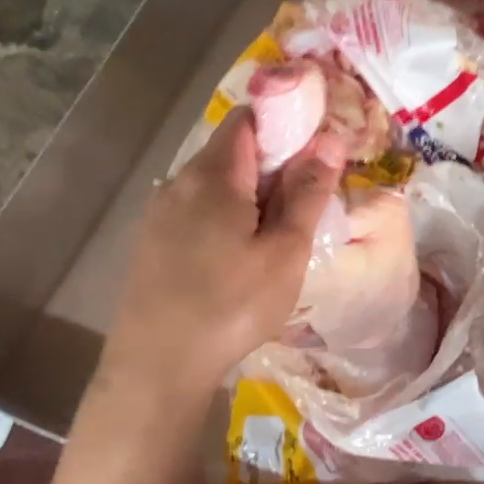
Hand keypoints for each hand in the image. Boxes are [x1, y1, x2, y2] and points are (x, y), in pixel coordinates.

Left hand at [103, 106, 343, 396]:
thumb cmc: (232, 306)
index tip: (323, 146)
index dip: (288, 121)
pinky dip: (232, 214)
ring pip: (218, 182)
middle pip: (234, 150)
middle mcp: (179, 182)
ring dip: (256, 192)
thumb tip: (329, 141)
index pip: (250, 118)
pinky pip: (201, 209)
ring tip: (288, 230)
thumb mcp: (285, 252)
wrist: (158, 365)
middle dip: (278, 161)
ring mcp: (161, 212)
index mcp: (212, 176)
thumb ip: (307, 194)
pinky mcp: (154, 241)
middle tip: (316, 196)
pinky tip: (248, 253)